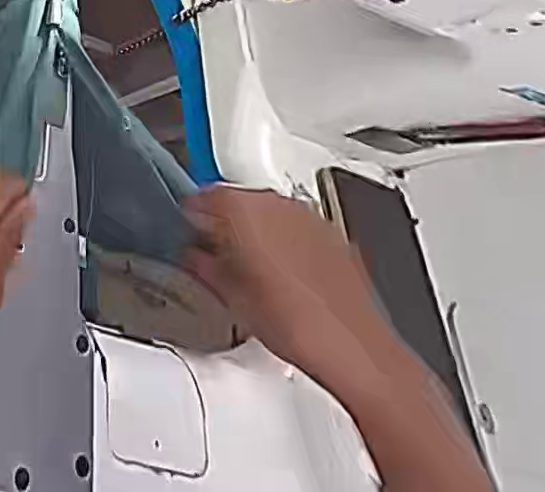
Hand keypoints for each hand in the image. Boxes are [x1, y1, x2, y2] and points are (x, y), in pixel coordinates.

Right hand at [183, 186, 384, 372]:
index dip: (194, 210)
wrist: (354, 350)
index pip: (208, 194)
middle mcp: (279, 205)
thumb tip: (196, 258)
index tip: (189, 223)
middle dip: (223, 217)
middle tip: (212, 241)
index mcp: (246, 212)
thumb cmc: (299, 326)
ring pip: (268, 208)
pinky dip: (282, 235)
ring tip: (247, 258)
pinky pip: (296, 223)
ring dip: (253, 224)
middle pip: (239, 198)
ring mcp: (308, 217)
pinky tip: (281, 266)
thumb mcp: (234, 298)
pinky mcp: (331, 233)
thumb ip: (206, 266)